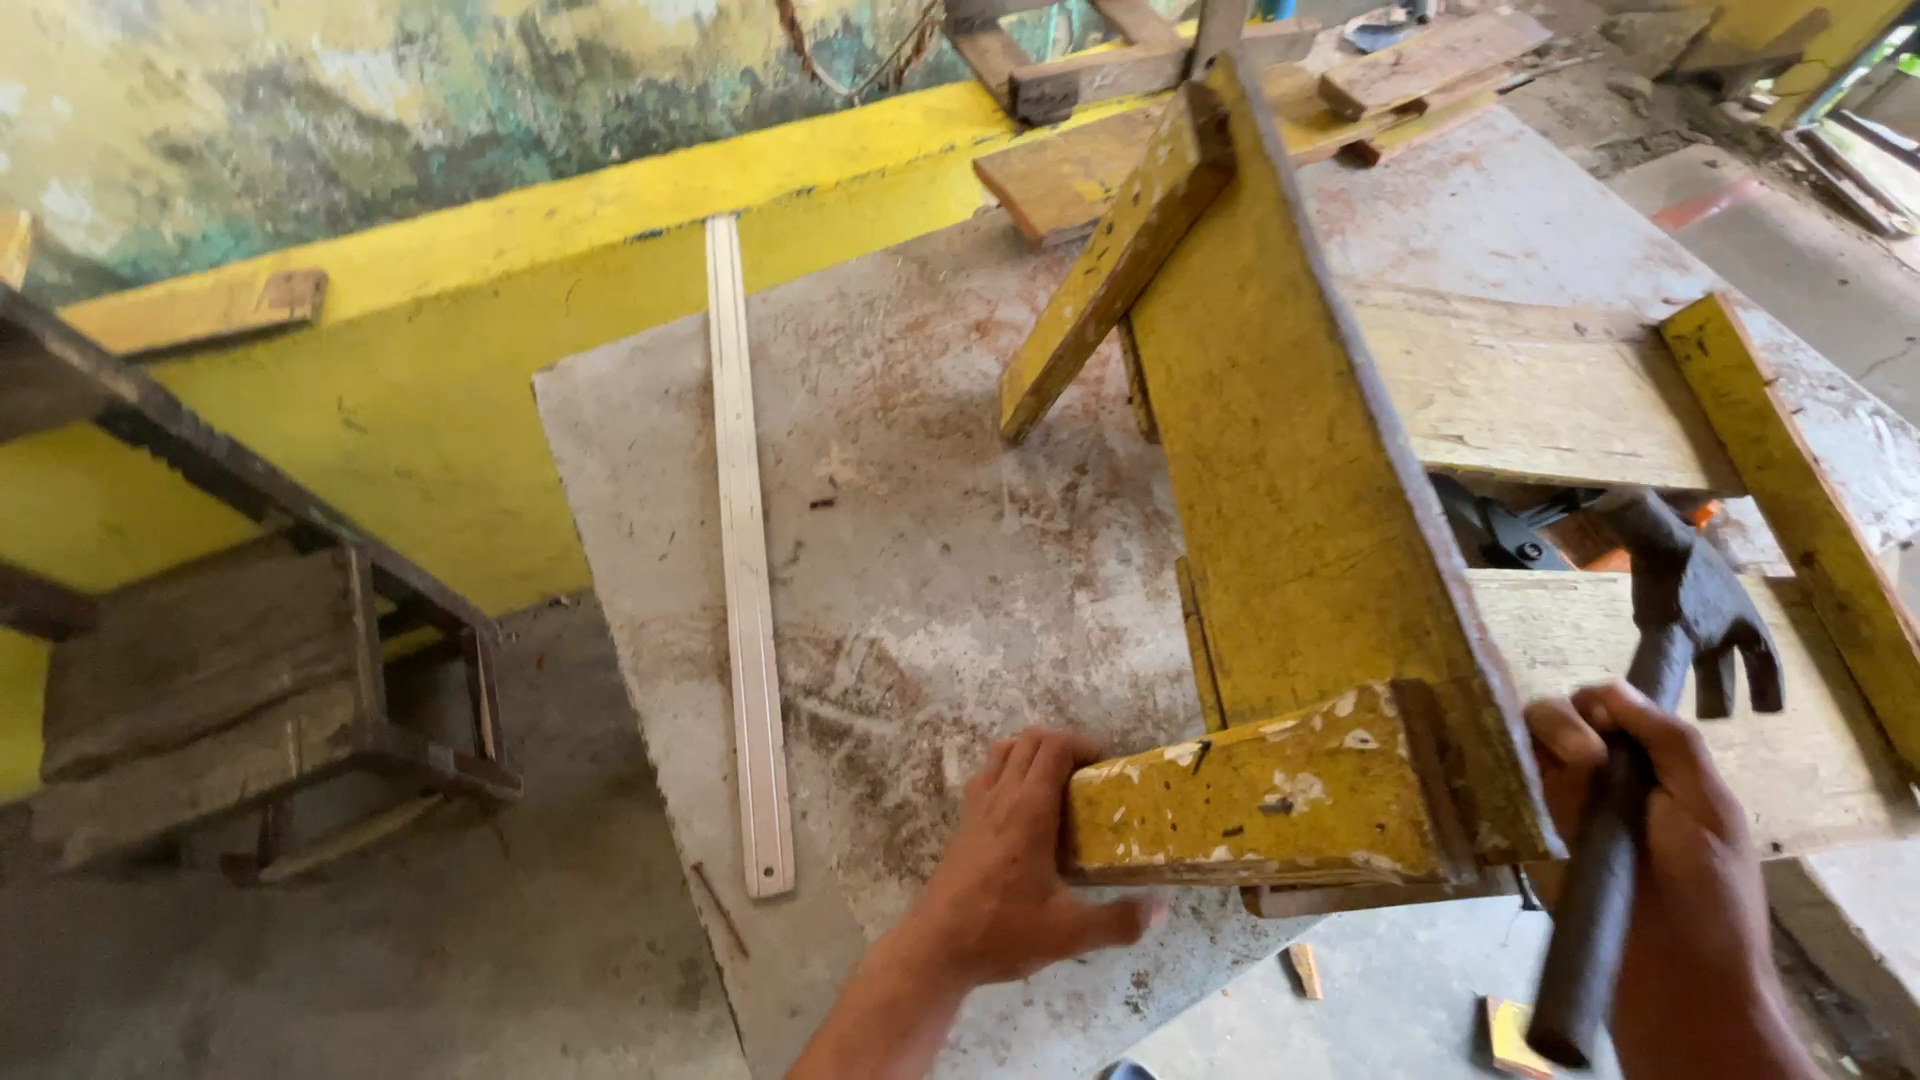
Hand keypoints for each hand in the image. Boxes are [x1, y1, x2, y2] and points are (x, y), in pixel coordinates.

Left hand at [892, 727, 1166, 988]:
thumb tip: (1161, 909)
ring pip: (1004, 750)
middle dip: (1063, 745)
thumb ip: (1118, 921)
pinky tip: (1022, 809)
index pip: (1055, 747)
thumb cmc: (1002, 932)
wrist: (936, 946)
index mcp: (1028, 809)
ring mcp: (977, 805)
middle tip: (1088, 777)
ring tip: (1057, 784)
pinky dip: (1008, 770)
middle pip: (1031, 740)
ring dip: (1032, 752)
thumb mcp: (1068, 934)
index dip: (1083, 745)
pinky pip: (987, 774)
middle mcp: (1001, 796)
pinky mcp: (963, 821)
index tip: (1106, 767)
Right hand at [1524, 682, 1814, 1079]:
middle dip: (1564, 720)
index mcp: (1646, 765)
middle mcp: (1594, 773)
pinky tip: (1502, 764)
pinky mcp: (1523, 824)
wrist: (1672, 970)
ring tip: (1573, 768)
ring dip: (1540, 737)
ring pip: (1521, 740)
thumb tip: (1610, 688)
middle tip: (1588, 756)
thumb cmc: (1707, 892)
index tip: (1608, 727)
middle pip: (1554, 714)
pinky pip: (1498, 779)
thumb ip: (1671, 744)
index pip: (1605, 707)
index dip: (1599, 703)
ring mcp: (1554, 798)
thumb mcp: (1711, 810)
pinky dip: (1492, 761)